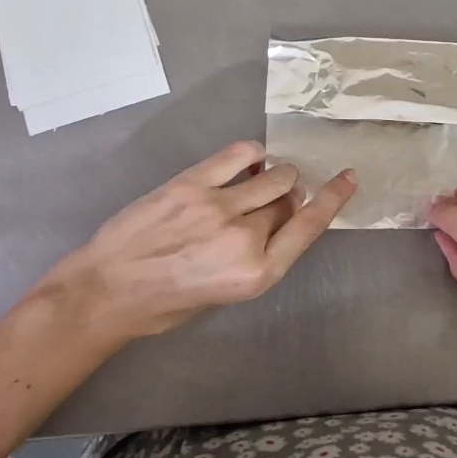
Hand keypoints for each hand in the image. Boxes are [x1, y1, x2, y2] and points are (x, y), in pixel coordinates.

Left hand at [38, 141, 355, 344]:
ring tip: (259, 179)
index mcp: (256, 274)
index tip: (349, 177)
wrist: (108, 290)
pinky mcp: (193, 183)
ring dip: (275, 174)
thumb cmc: (166, 303)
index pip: (309, 227)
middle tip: (268, 202)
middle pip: (289, 200)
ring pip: (272, 175)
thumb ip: (256, 255)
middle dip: (287, 197)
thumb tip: (277, 215)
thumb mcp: (225, 294)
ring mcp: (219, 207)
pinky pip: (240, 154)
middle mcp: (245, 239)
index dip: (333, 199)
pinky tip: (248, 160)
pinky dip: (252, 153)